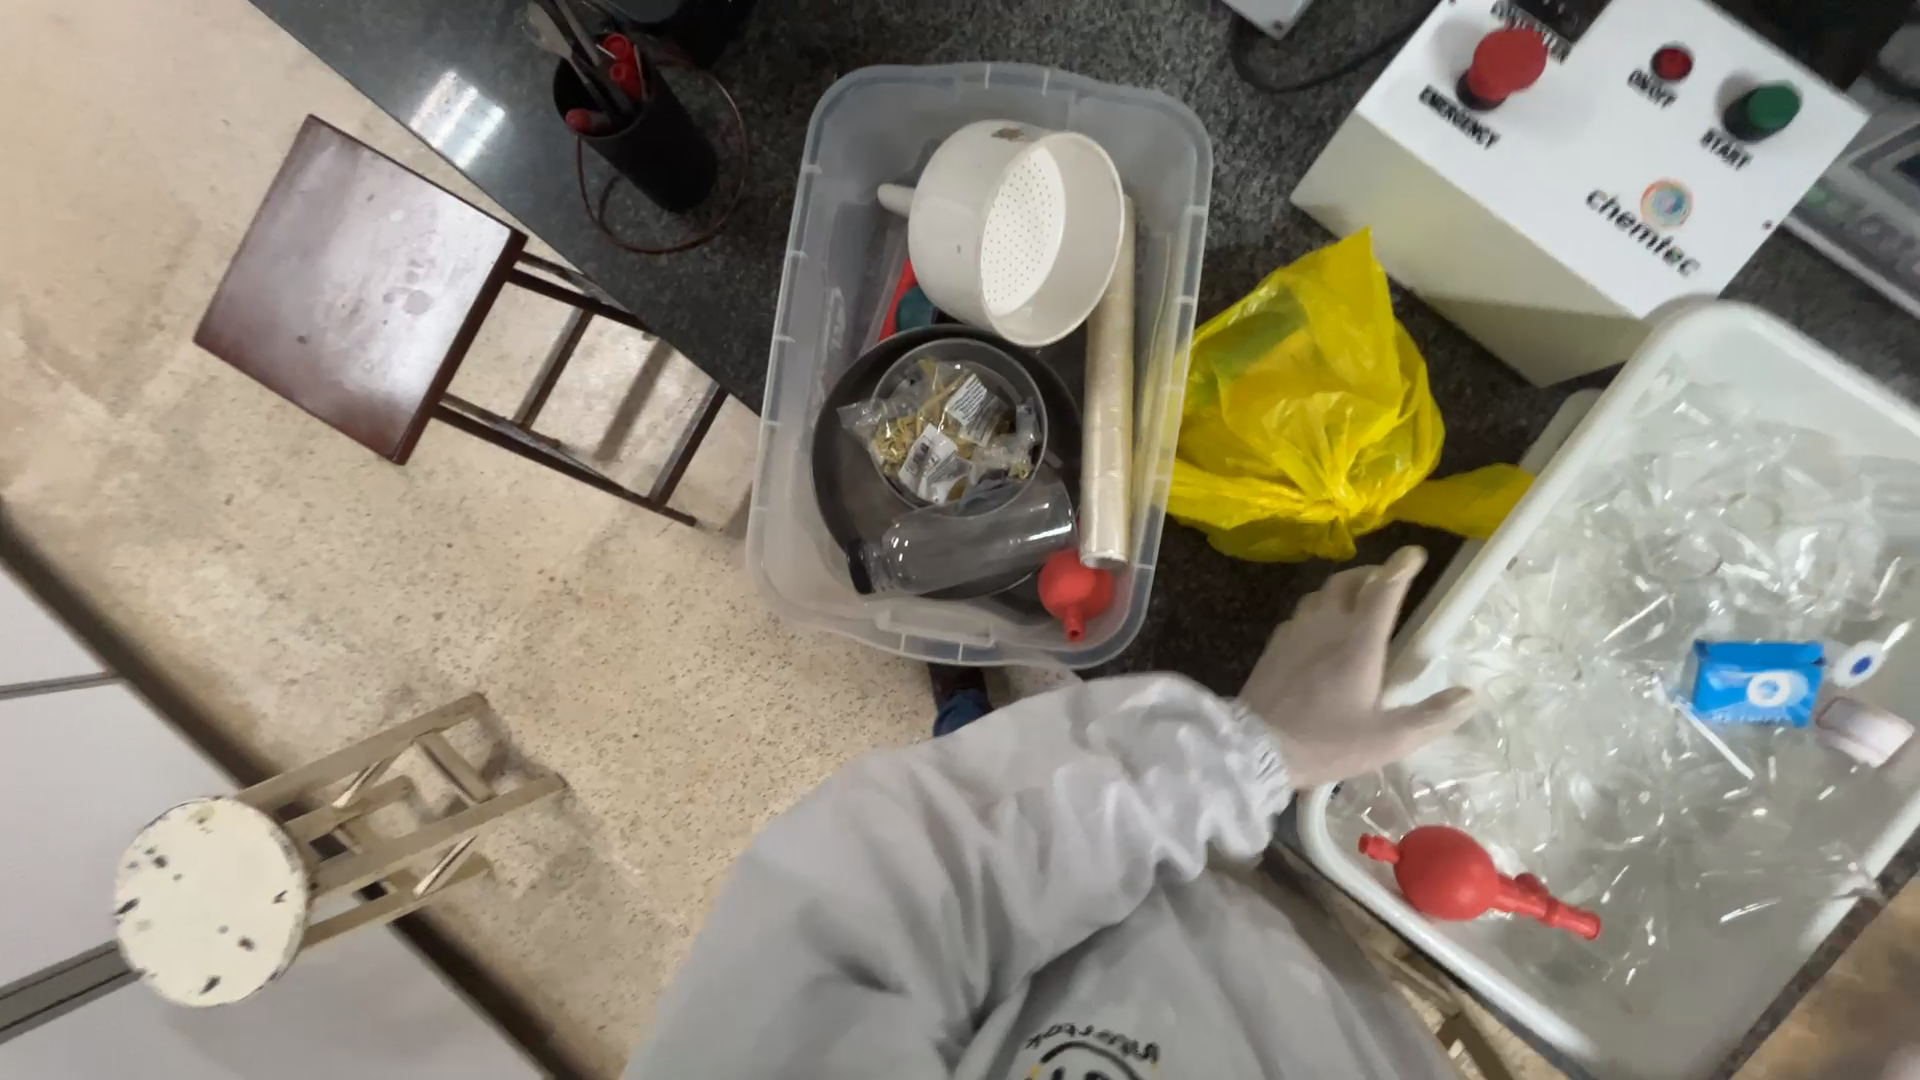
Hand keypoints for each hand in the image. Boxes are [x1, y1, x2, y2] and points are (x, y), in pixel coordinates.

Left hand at [1240, 546, 1474, 787]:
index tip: (1414, 554)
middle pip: (1345, 582)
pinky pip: (1299, 615)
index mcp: (1357, 644)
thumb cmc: (1326, 743)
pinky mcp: (1274, 645)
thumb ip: (1432, 716)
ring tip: (1358, 602)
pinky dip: (1317, 611)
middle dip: (1370, 573)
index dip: (1399, 568)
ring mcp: (1293, 633)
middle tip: (1388, 580)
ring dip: (1341, 590)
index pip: (1382, 592)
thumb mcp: (1388, 739)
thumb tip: (1469, 695)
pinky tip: (1323, 630)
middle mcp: (1324, 628)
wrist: (1256, 747)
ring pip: (1318, 595)